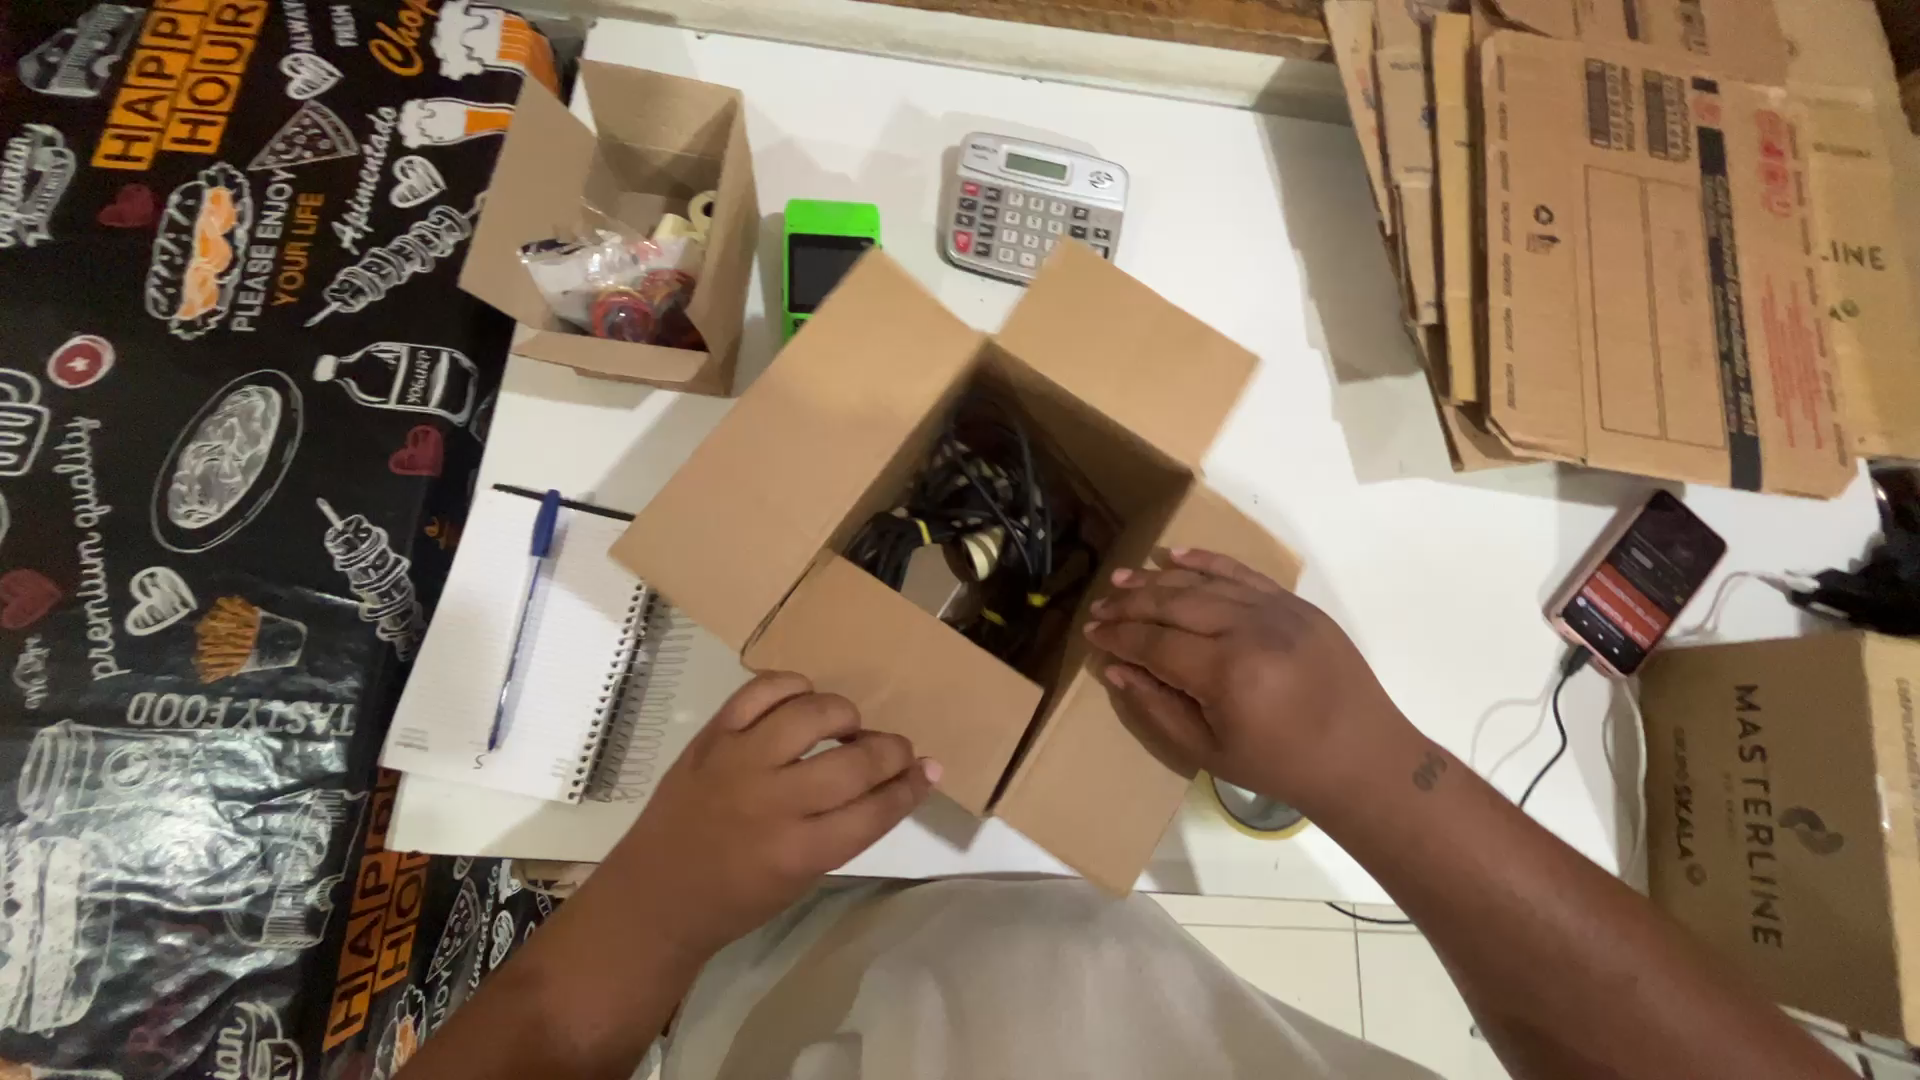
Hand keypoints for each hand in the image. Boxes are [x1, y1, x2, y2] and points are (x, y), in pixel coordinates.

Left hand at [609, 672, 937, 953]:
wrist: (654, 897)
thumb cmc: (736, 898)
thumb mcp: (802, 877)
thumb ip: (848, 827)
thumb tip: (895, 781)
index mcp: (799, 853)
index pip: (876, 809)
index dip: (912, 787)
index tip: (929, 770)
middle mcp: (772, 803)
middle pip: (855, 762)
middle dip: (892, 751)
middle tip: (897, 750)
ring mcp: (738, 763)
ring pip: (813, 713)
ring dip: (844, 714)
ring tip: (847, 727)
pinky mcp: (712, 737)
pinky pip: (762, 690)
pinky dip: (792, 687)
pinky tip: (803, 701)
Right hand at [1082, 548, 1415, 811]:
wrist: (1364, 759)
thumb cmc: (1280, 766)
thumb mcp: (1208, 751)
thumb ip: (1157, 706)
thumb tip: (1115, 667)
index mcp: (1227, 674)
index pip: (1155, 642)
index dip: (1118, 636)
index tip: (1091, 633)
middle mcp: (1250, 631)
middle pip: (1173, 604)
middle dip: (1129, 604)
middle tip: (1100, 607)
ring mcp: (1277, 611)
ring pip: (1203, 583)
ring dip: (1158, 579)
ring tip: (1123, 579)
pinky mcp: (1296, 604)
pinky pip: (1243, 573)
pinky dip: (1208, 561)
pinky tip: (1176, 556)